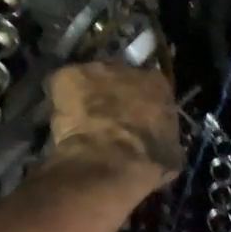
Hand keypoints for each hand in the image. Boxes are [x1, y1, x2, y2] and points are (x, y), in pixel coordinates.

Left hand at [46, 62, 182, 185]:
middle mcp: (126, 69)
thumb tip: (157, 140)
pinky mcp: (66, 76)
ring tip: (80, 118)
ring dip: (86, 95)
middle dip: (111, 94)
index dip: (139, 101)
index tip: (133, 117)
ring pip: (89, 79)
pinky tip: (62, 117)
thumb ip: (163, 135)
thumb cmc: (145, 162)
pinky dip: (60, 98)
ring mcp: (94, 70)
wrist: (108, 162)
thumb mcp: (170, 153)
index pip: (149, 85)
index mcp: (157, 84)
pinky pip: (61, 84)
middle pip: (117, 77)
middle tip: (104, 117)